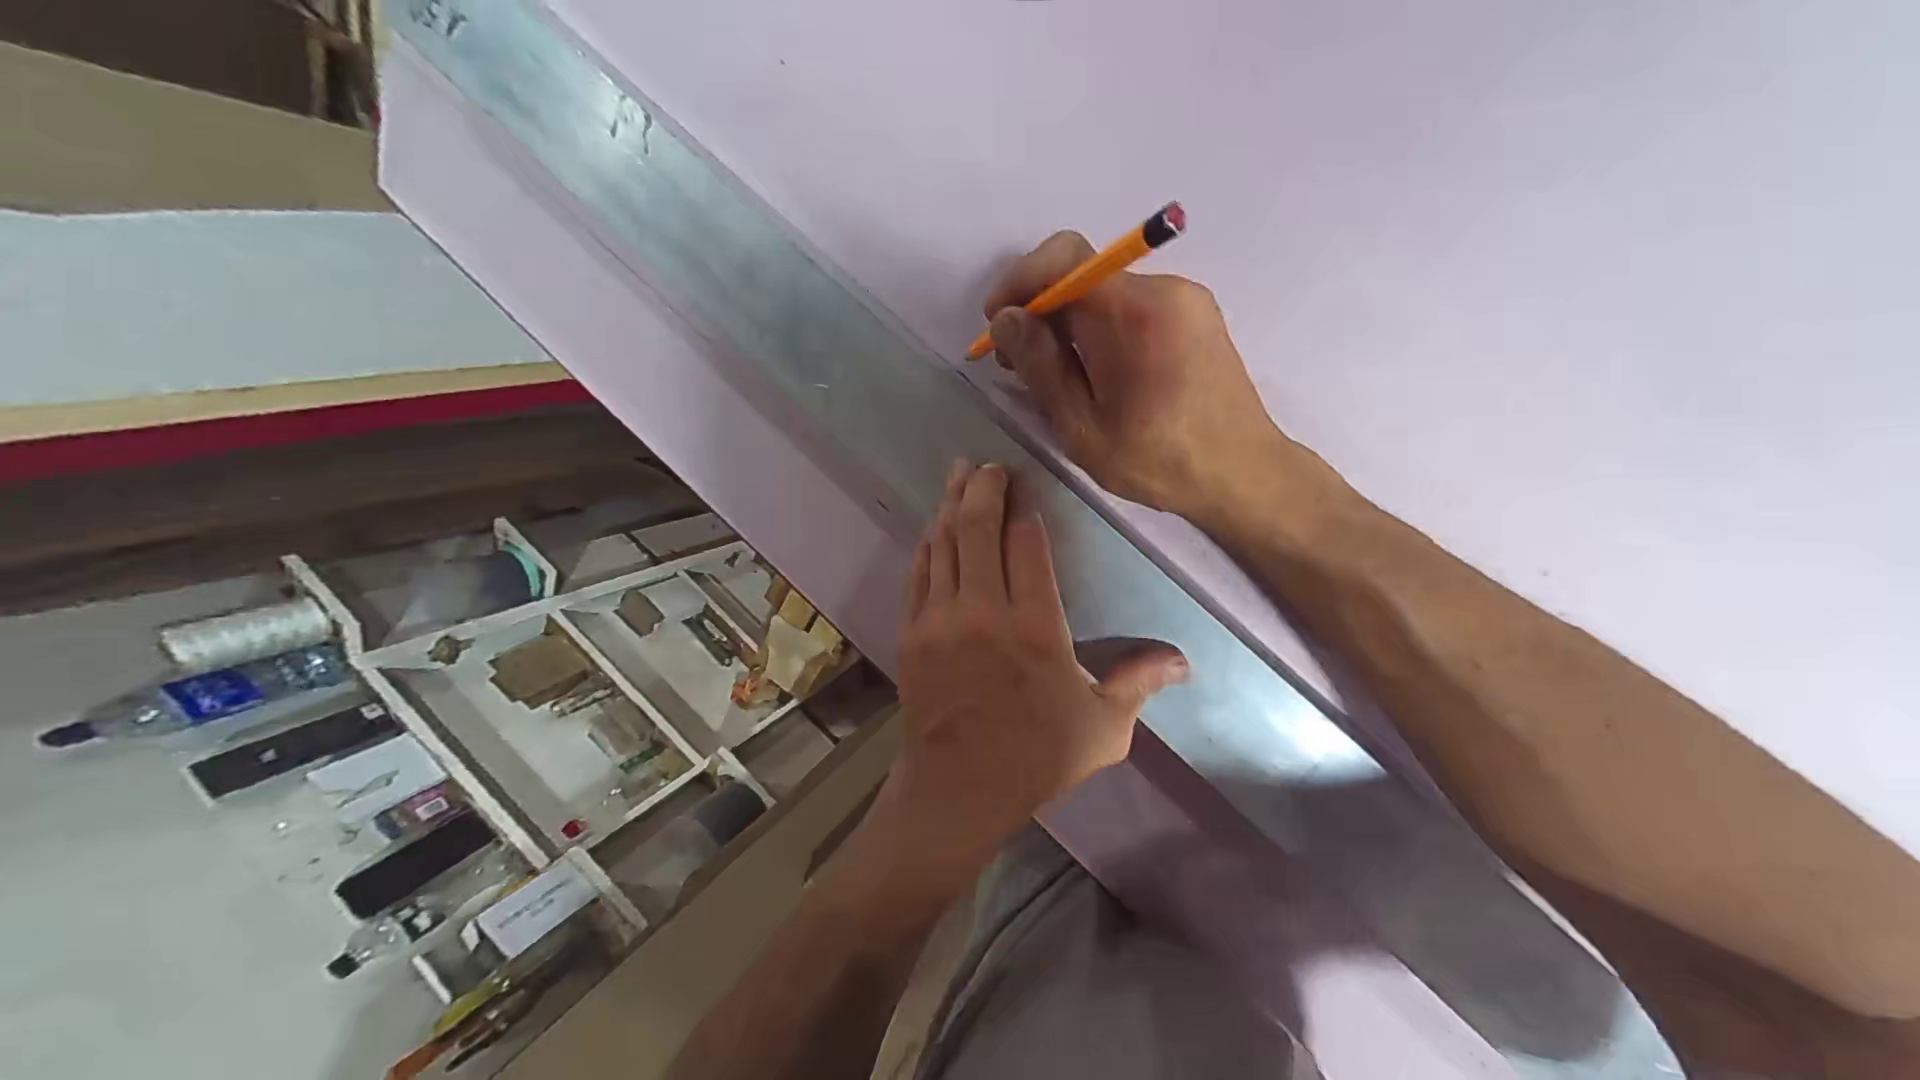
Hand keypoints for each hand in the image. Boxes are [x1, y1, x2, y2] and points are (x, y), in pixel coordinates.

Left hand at [884, 460, 1188, 862]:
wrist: (957, 790)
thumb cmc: (1036, 759)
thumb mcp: (1103, 727)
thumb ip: (1139, 683)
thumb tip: (1185, 662)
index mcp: (1035, 627)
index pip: (1027, 544)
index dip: (1026, 510)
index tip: (1026, 488)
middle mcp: (983, 611)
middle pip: (977, 529)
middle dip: (983, 489)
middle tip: (989, 464)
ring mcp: (939, 620)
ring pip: (943, 544)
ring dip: (950, 505)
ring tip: (959, 475)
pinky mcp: (911, 634)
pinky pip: (916, 575)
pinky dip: (927, 545)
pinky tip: (932, 528)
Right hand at [984, 231, 1292, 521]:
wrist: (1244, 474)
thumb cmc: (1159, 460)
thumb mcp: (1083, 426)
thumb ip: (1042, 367)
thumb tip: (1006, 319)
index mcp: (1133, 312)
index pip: (1065, 256)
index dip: (1020, 281)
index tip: (997, 323)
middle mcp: (1163, 290)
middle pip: (1083, 276)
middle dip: (1039, 310)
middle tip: (1015, 362)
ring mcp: (1185, 301)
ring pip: (1106, 295)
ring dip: (1069, 325)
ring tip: (1053, 377)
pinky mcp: (1196, 318)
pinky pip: (1133, 309)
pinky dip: (1101, 331)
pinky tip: (1094, 376)